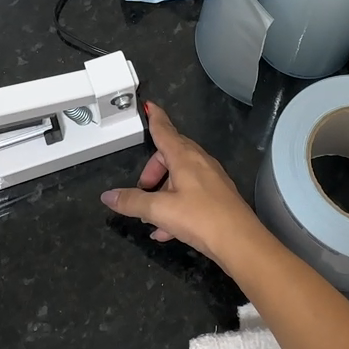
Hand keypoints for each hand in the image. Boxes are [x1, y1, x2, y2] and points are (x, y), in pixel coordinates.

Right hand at [99, 102, 271, 266]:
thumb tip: (107, 196)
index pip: (165, 131)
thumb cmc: (200, 218)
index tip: (149, 105)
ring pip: (181, 176)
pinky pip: (191, 192)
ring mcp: (212, 179)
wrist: (241, 242)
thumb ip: (133, 202)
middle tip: (141, 190)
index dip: (155, 118)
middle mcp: (199, 162)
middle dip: (153, 170)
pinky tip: (166, 231)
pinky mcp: (218, 196)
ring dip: (163, 191)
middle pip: (170, 155)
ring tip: (150, 217)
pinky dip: (176, 204)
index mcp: (184, 157)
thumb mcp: (160, 210)